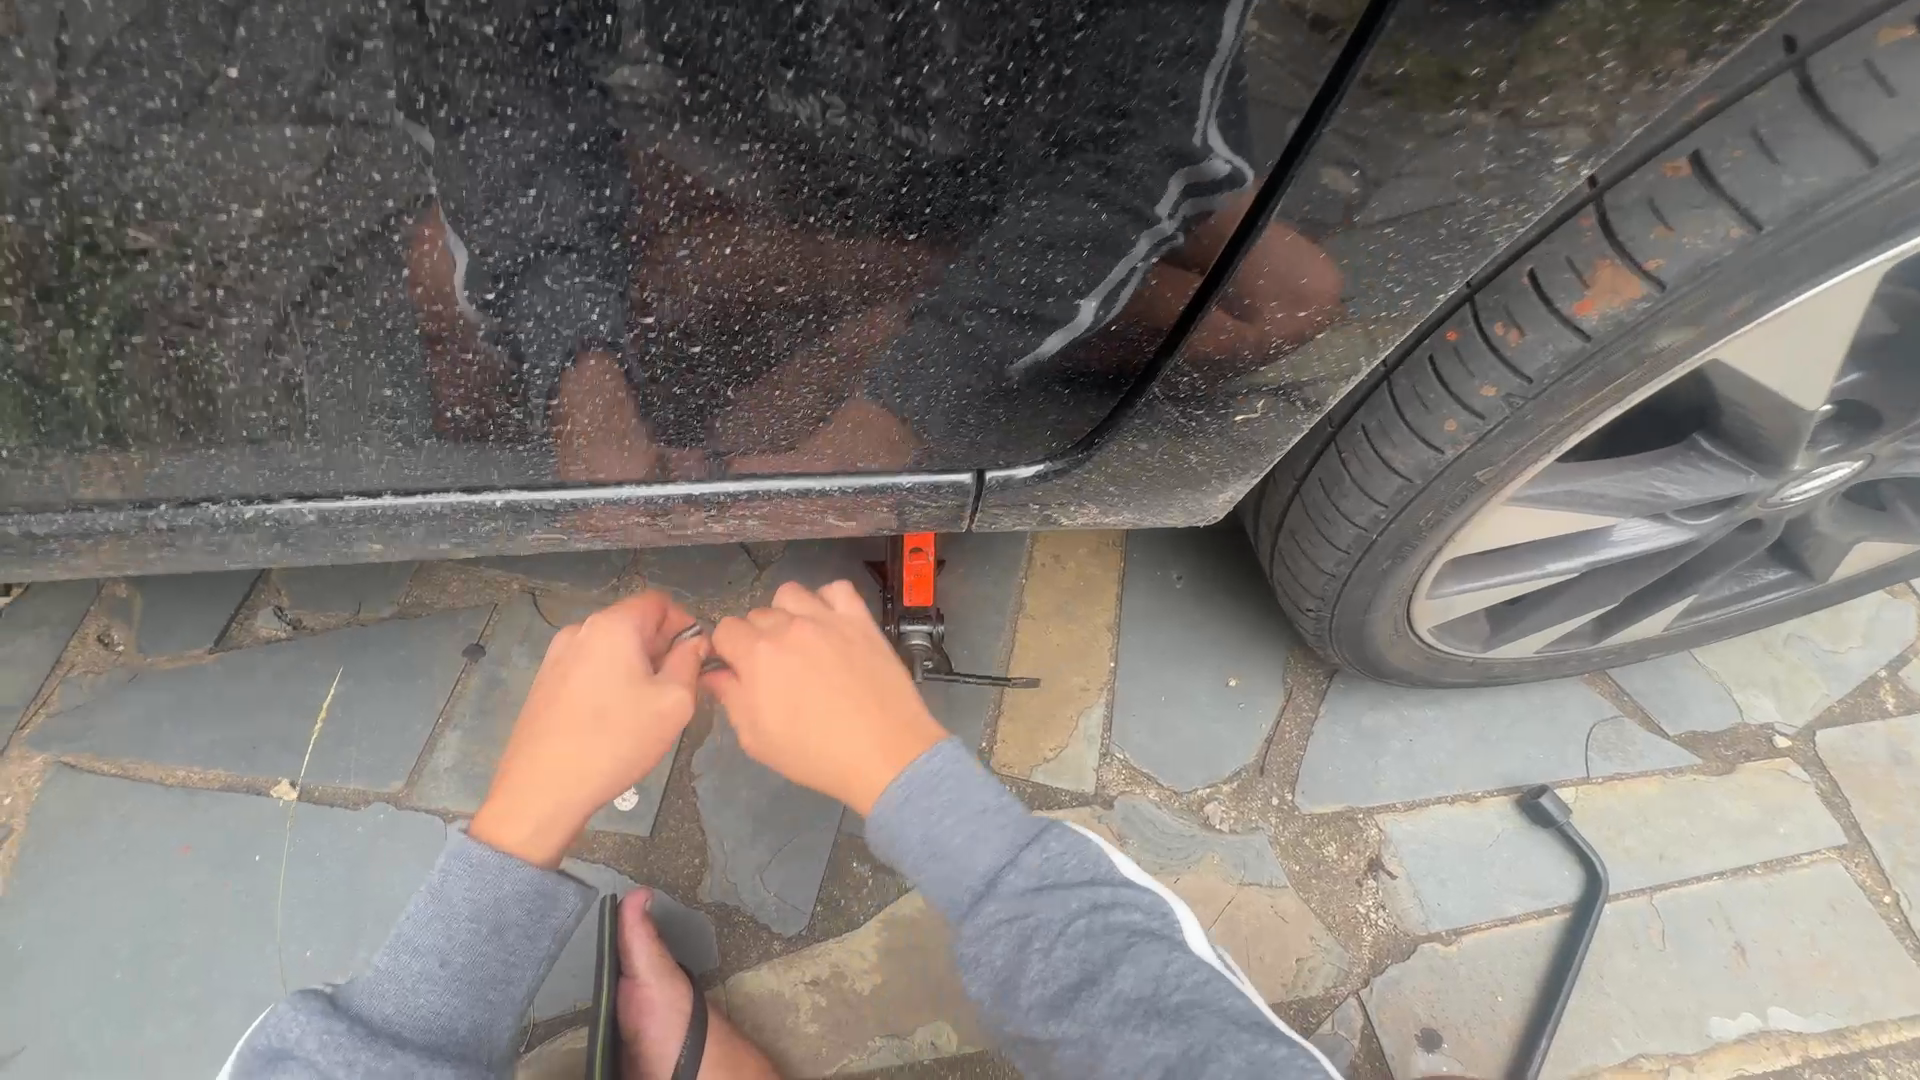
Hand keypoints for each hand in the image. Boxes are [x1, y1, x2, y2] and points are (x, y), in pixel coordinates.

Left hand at [470, 590, 706, 867]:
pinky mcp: (545, 682)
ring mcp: (557, 657)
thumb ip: (691, 661)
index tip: (696, 657)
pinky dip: (612, 680)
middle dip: (662, 647)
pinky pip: (591, 667)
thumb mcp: (674, 701)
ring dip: (638, 665)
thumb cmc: (616, 740)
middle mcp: (580, 631)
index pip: (659, 601)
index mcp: (612, 626)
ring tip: (647, 707)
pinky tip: (616, 718)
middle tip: (677, 687)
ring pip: (613, 647)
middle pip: (634, 622)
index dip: (685, 623)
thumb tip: (695, 642)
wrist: (542, 791)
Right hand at [701, 580, 947, 814]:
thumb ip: (731, 698)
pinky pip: (838, 589)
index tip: (738, 669)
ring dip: (787, 612)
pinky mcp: (861, 620)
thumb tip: (714, 674)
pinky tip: (830, 624)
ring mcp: (828, 619)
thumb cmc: (815, 754)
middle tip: (773, 667)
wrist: (884, 751)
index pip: (726, 629)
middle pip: (757, 613)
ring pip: (792, 593)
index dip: (727, 650)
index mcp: (758, 654)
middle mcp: (790, 627)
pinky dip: (828, 600)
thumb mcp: (757, 738)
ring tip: (799, 640)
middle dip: (756, 637)